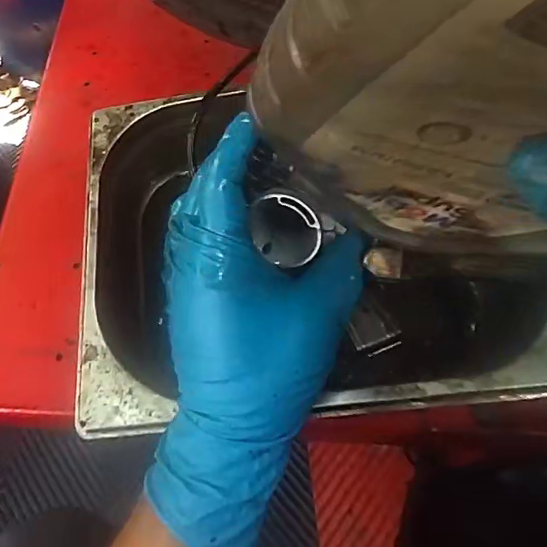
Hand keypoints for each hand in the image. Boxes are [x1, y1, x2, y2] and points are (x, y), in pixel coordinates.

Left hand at [146, 113, 364, 546]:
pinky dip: (217, 211)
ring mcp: (184, 275)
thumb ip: (342, 264)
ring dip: (219, 184)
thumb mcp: (317, 311)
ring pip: (195, 213)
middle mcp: (191, 257)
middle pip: (200, 191)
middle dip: (227, 159)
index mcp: (216, 253)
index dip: (235, 145)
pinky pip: (197, 234)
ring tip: (255, 168)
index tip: (255, 117)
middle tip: (262, 141)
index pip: (218, 182)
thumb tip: (362, 232)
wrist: (230, 428)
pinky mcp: (189, 291)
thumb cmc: (270, 366)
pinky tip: (246, 215)